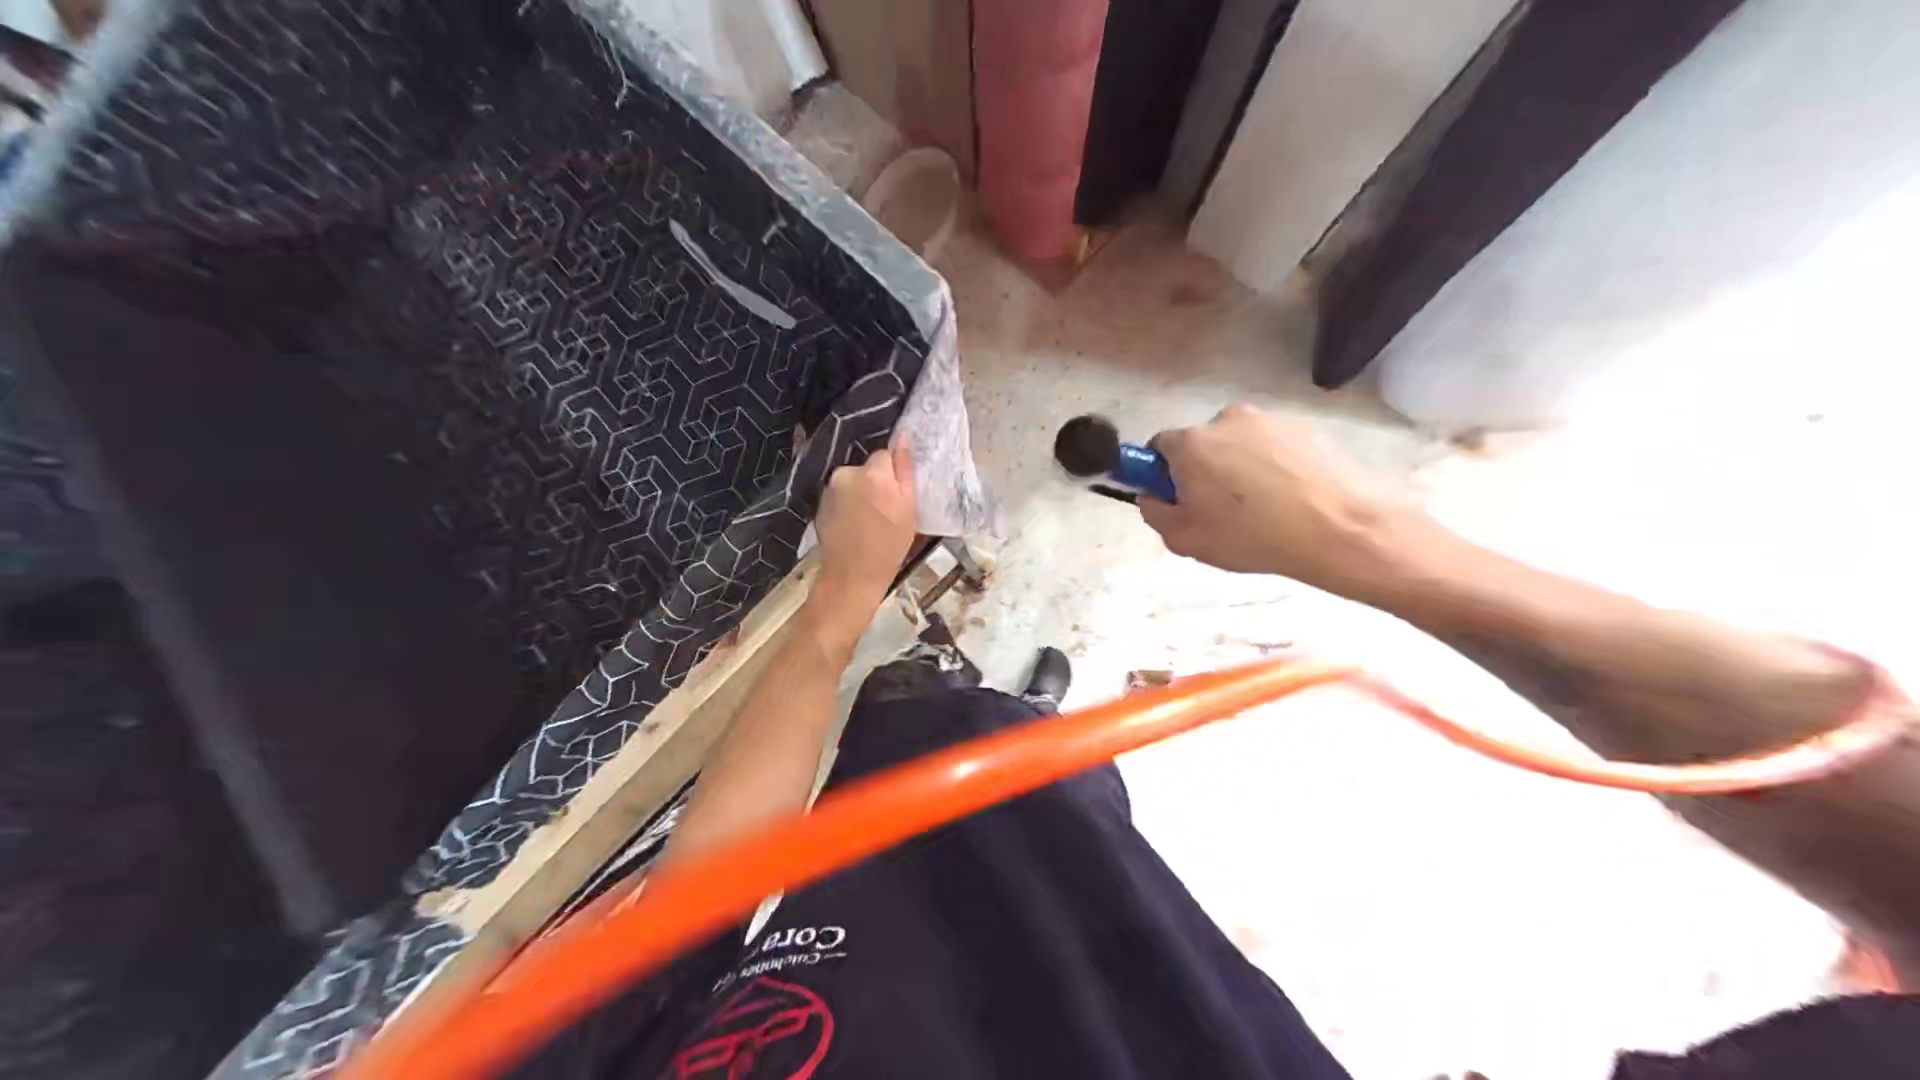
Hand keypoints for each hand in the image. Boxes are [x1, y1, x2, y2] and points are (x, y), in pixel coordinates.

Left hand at [811, 438, 917, 631]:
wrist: (852, 576)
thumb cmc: (889, 544)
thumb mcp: (909, 507)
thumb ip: (904, 468)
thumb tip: (903, 435)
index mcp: (873, 472)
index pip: (886, 455)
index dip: (894, 475)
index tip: (898, 495)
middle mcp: (847, 473)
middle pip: (867, 468)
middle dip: (876, 482)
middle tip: (886, 510)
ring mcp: (830, 489)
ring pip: (853, 481)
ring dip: (861, 493)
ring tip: (869, 520)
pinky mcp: (820, 504)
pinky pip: (840, 495)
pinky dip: (847, 504)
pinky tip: (854, 525)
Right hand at [1140, 405, 1415, 594]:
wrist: (1342, 529)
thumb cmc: (1252, 535)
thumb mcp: (1185, 539)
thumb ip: (1154, 513)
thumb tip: (1151, 495)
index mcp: (1191, 442)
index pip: (1157, 448)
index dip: (1162, 476)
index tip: (1178, 501)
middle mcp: (1226, 419)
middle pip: (1200, 445)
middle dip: (1203, 472)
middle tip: (1221, 513)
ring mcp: (1270, 420)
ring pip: (1239, 446)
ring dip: (1240, 470)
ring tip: (1263, 510)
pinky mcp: (1306, 428)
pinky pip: (1274, 448)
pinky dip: (1274, 469)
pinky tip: (1290, 501)